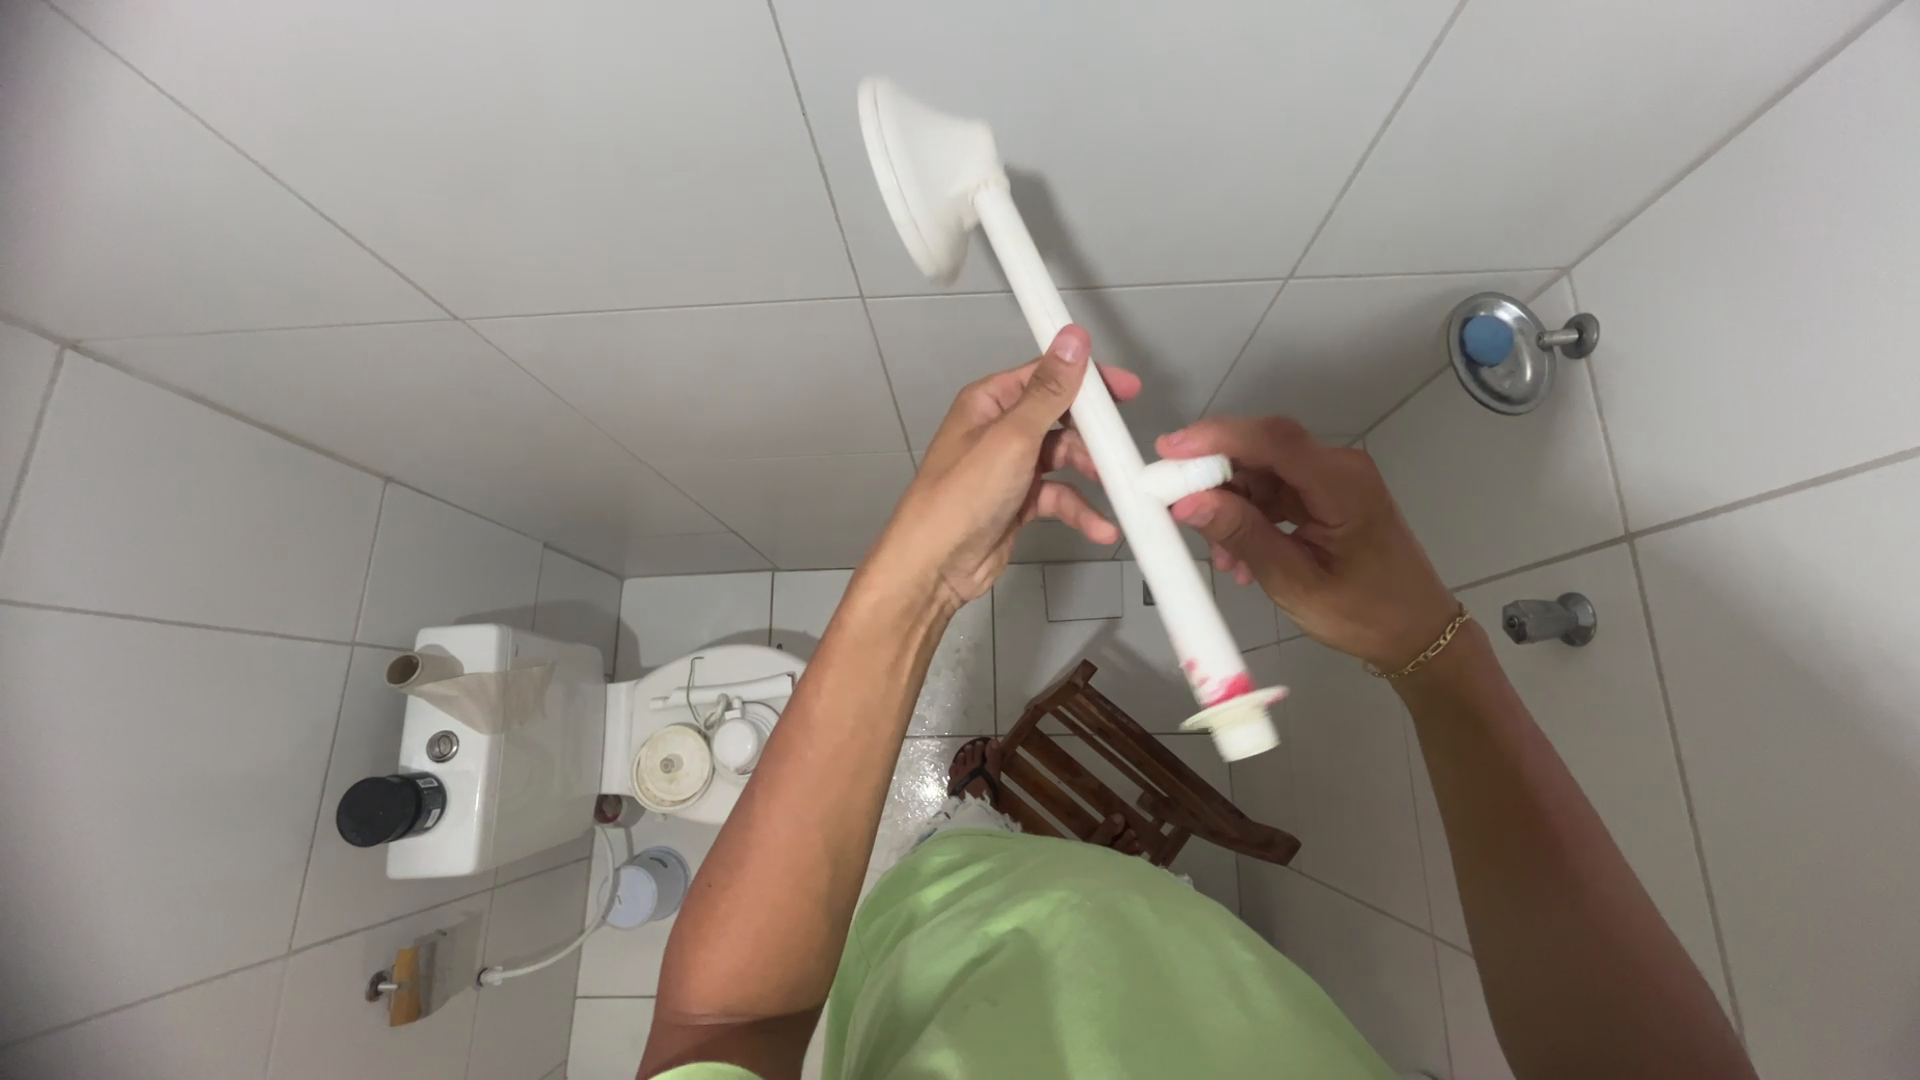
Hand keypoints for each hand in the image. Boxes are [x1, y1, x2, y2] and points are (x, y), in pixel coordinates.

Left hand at [871, 325, 1140, 611]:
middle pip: (1059, 418)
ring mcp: (1008, 468)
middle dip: (1092, 433)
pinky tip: (1099, 526)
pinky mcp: (1017, 502)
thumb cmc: (960, 497)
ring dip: (1090, 472)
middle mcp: (998, 431)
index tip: (1124, 390)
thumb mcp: (1012, 436)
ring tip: (1115, 486)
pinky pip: (1058, 497)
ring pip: (1063, 458)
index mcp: (989, 402)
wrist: (935, 565)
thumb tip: (1072, 340)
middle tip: (1122, 445)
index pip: (1045, 376)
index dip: (1087, 380)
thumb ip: (1048, 391)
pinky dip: (1079, 509)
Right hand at [1156, 416, 1456, 669]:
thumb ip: (1242, 535)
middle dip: (1213, 475)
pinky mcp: (1323, 495)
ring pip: (1261, 471)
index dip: (1217, 438)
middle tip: (1173, 505)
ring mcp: (1331, 479)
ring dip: (1229, 504)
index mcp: (1341, 484)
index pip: (1273, 440)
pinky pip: (1272, 490)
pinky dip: (1247, 515)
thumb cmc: (1364, 614)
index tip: (1167, 451)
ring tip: (1220, 555)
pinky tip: (1237, 553)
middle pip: (1261, 449)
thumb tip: (1186, 503)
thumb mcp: (1294, 582)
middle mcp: (1338, 467)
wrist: (1417, 633)